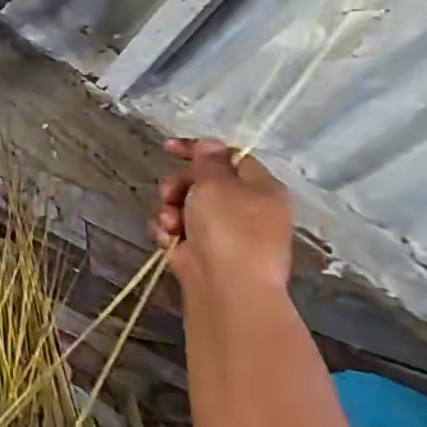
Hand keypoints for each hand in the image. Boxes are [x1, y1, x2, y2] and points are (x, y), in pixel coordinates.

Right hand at [152, 139, 293, 296]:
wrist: (227, 282)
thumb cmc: (230, 228)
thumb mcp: (218, 185)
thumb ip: (210, 161)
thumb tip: (211, 144)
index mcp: (259, 188)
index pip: (229, 157)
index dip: (199, 150)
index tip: (167, 148)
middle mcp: (244, 206)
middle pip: (200, 181)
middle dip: (177, 186)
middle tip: (169, 194)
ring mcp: (222, 228)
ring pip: (183, 205)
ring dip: (169, 210)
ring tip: (172, 225)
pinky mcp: (201, 245)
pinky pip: (176, 227)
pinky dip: (168, 231)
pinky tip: (170, 240)